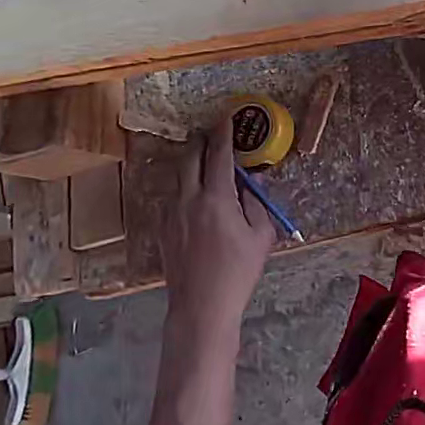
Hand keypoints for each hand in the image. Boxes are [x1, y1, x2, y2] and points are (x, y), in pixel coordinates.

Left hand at [159, 118, 276, 331]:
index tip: (226, 118)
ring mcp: (171, 214)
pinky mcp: (163, 229)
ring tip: (205, 164)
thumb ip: (256, 203)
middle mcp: (189, 199)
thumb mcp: (261, 236)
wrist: (201, 306)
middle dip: (201, 142)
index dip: (223, 133)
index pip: (219, 155)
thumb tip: (252, 182)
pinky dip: (185, 188)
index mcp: (216, 198)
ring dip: (191, 165)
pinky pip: (173, 197)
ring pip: (178, 177)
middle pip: (190, 158)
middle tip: (212, 135)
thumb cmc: (238, 272)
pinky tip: (196, 198)